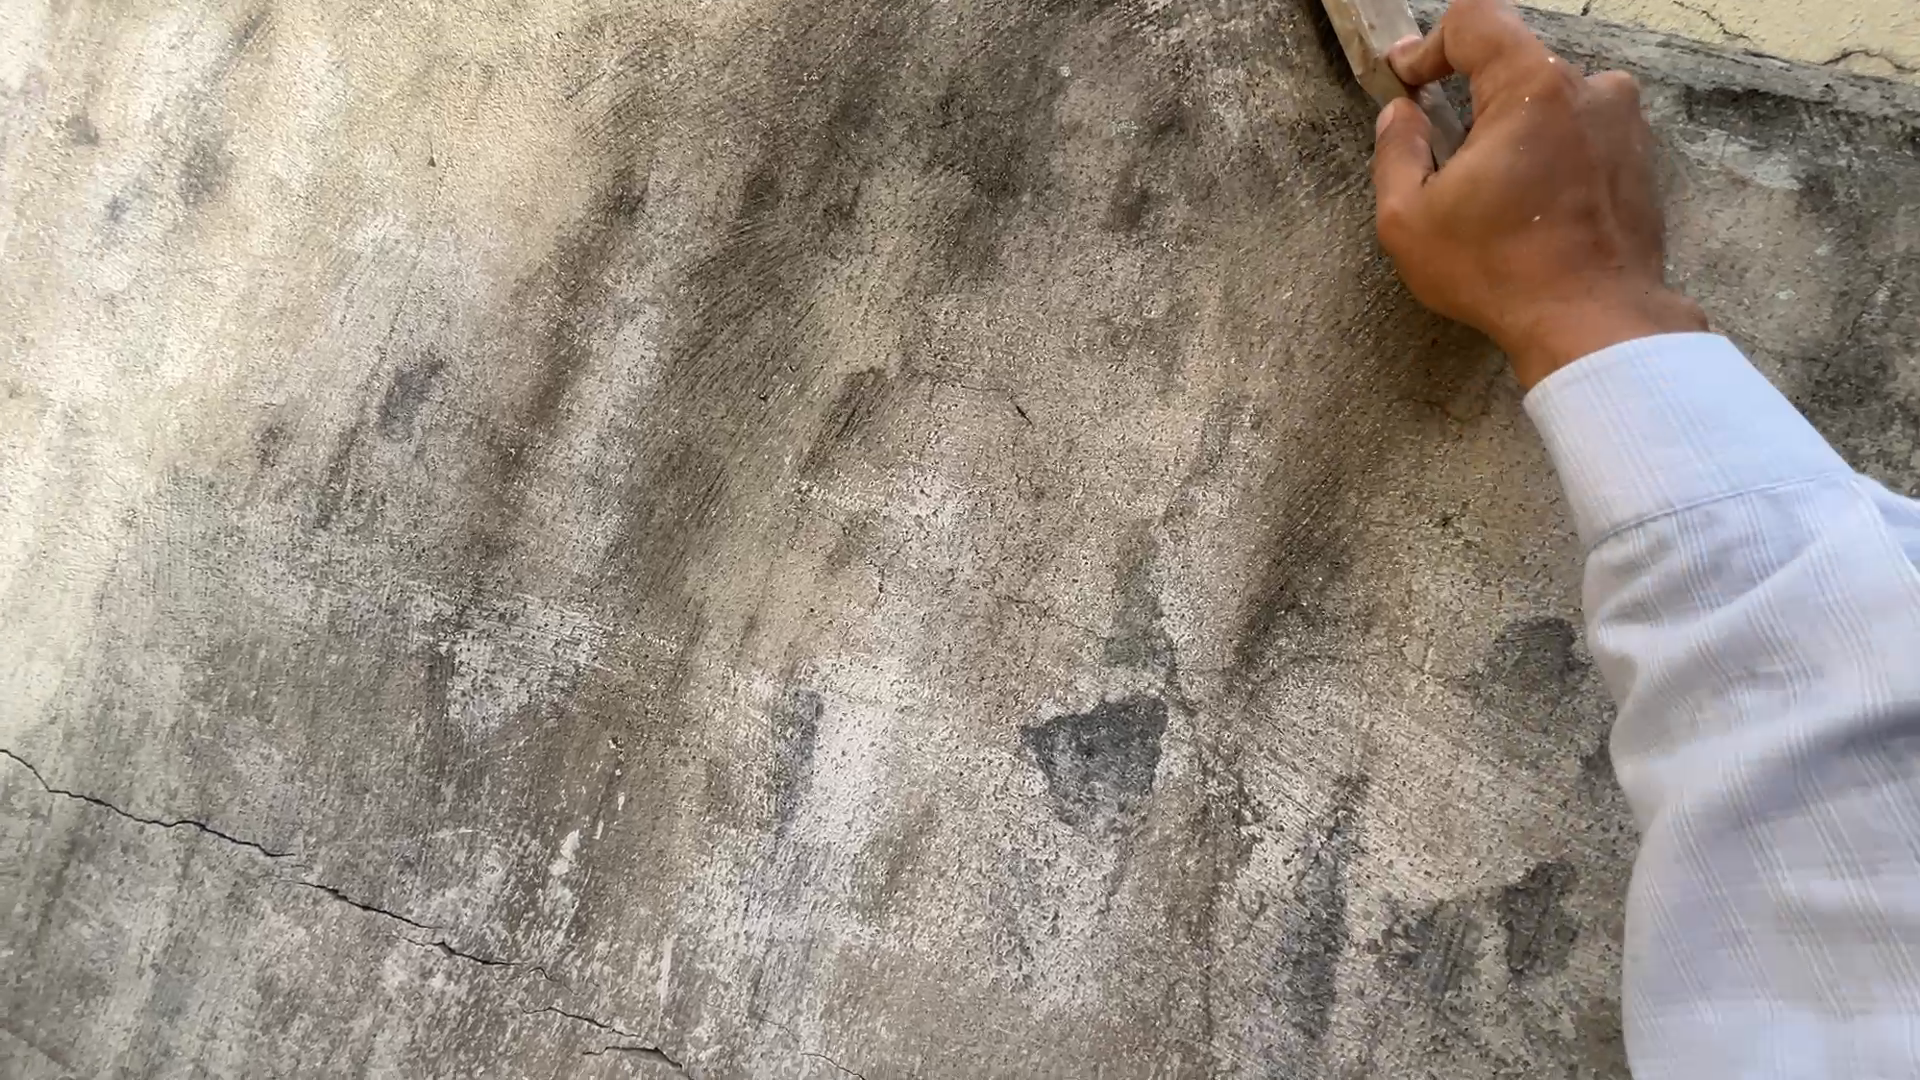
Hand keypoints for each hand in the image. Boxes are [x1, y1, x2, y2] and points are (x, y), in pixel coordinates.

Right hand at [1371, 0, 1706, 388]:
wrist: (1587, 315)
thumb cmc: (1488, 267)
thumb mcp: (1407, 219)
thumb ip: (1397, 153)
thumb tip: (1400, 113)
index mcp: (1530, 88)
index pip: (1477, 21)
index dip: (1429, 44)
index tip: (1404, 80)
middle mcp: (1589, 85)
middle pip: (1513, 68)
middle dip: (1469, 108)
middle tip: (1441, 170)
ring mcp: (1624, 118)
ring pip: (1547, 106)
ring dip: (1510, 137)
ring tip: (1489, 202)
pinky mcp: (1639, 153)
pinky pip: (1578, 136)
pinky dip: (1545, 158)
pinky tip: (1528, 213)